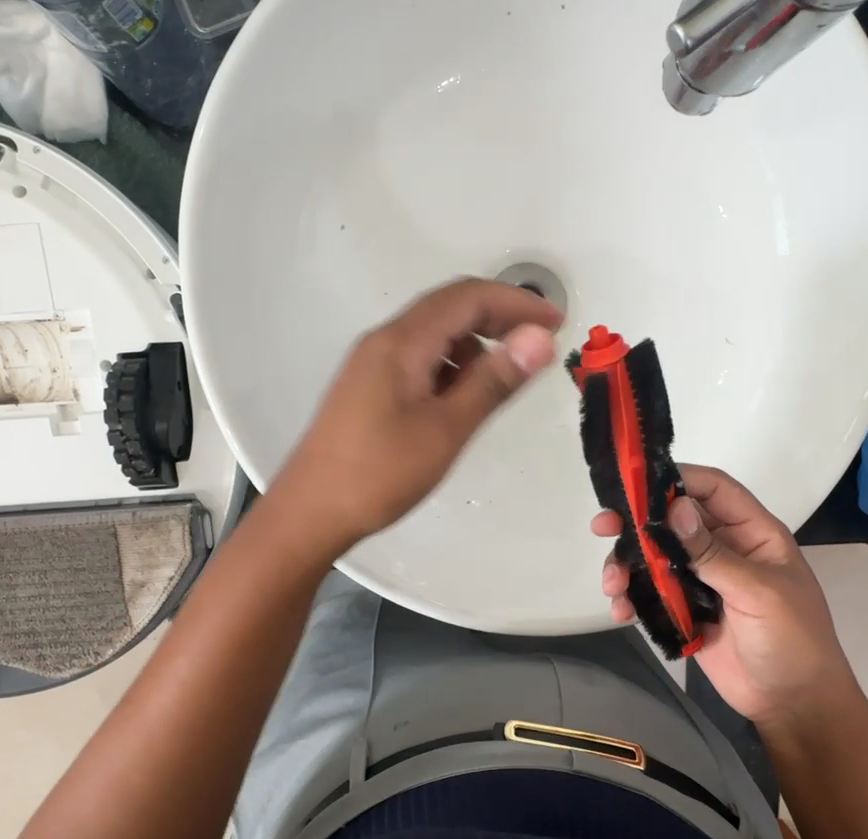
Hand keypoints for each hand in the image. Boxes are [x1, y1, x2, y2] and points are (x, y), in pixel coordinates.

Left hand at [274, 278, 561, 552]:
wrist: (310, 512)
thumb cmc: (379, 474)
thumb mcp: (446, 430)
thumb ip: (493, 382)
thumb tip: (539, 339)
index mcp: (401, 342)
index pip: (468, 297)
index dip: (517, 302)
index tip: (557, 323)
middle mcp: (383, 341)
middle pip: (449, 308)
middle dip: (498, 318)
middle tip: (539, 346)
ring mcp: (371, 365)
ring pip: (433, 335)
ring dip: (474, 346)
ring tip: (503, 380)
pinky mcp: (367, 389)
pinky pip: (417, 360)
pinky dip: (449, 367)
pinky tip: (460, 399)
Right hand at [594, 464, 862, 731]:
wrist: (792, 704)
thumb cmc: (793, 641)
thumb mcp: (758, 593)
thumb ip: (714, 554)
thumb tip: (675, 508)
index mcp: (752, 534)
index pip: (714, 490)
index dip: (678, 479)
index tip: (636, 482)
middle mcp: (724, 551)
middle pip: (673, 521)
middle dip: (636, 522)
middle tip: (603, 526)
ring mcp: (702, 583)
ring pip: (654, 558)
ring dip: (628, 566)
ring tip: (612, 586)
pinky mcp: (684, 613)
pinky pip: (651, 596)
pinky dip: (632, 600)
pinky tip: (622, 613)